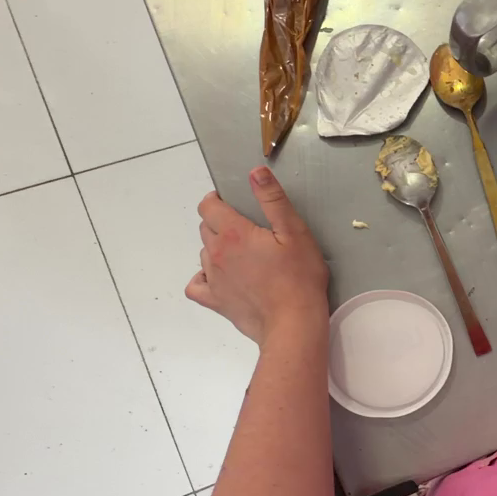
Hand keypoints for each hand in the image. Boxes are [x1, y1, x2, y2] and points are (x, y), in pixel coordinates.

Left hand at [187, 167, 329, 344]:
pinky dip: (205, 277)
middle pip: (205, 228)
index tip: (232, 202)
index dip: (217, 200)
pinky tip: (222, 277)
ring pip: (205, 253)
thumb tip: (255, 172)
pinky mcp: (215, 300)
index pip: (209, 206)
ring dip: (218, 248)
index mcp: (233, 233)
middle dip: (220, 223)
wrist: (293, 322)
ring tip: (244, 255)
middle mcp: (216, 253)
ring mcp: (212, 278)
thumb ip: (273, 200)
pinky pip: (197, 284)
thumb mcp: (295, 233)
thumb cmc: (299, 276)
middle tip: (249, 231)